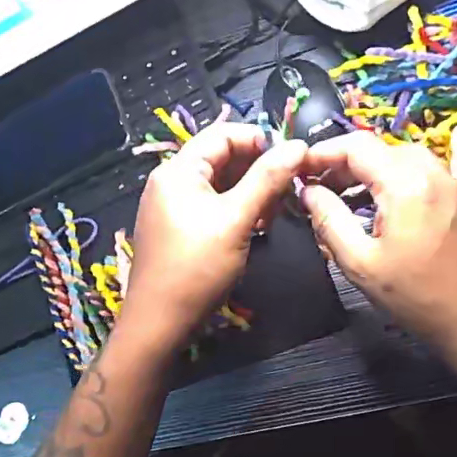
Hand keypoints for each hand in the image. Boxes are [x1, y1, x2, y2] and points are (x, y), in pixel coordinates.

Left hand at [119, 123, 306, 348]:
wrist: (159, 322)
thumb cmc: (197, 268)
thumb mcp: (237, 220)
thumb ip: (267, 179)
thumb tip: (298, 144)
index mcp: (178, 170)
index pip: (223, 134)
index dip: (260, 141)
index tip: (291, 162)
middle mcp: (171, 181)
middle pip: (222, 159)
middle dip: (258, 171)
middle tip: (287, 194)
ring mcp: (172, 206)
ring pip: (220, 185)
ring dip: (251, 193)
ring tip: (274, 215)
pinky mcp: (177, 229)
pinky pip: (211, 206)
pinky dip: (236, 211)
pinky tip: (255, 228)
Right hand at [300, 123, 456, 365]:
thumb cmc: (414, 296)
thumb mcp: (360, 263)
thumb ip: (330, 221)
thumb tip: (309, 192)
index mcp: (403, 185)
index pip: (356, 148)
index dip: (322, 153)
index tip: (300, 170)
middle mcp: (431, 173)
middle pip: (382, 150)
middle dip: (346, 163)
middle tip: (319, 189)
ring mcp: (455, 185)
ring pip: (411, 156)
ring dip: (379, 164)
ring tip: (354, 185)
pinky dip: (452, 148)